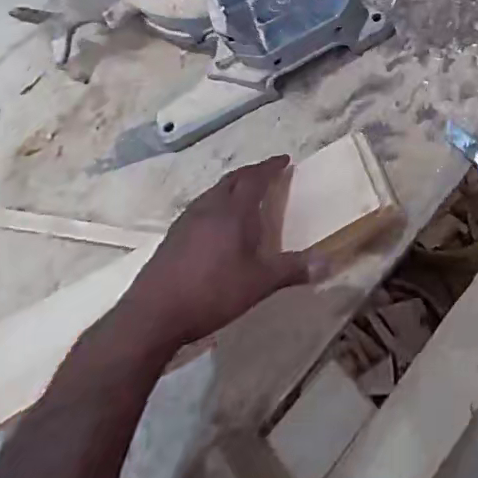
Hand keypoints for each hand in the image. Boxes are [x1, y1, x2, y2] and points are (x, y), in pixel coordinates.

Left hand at [114, 155, 328, 352]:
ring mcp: (185, 224)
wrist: (149, 318)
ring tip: (244, 195)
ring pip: (212, 194)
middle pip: (231, 180)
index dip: (270, 167)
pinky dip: (215, 205)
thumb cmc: (211, 292)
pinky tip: (216, 225)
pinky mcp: (170, 240)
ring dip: (231, 188)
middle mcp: (208, 210)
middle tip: (267, 173)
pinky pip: (199, 209)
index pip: (254, 178)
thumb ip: (294, 270)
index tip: (285, 160)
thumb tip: (328, 263)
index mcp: (232, 212)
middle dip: (251, 173)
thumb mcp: (259, 283)